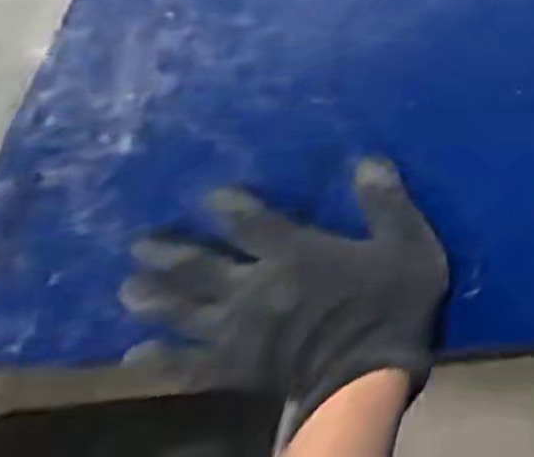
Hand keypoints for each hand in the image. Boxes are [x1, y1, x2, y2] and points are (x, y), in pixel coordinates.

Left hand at [120, 158, 449, 426]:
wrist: (369, 373)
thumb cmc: (393, 299)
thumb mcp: (406, 239)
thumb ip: (385, 201)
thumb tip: (366, 160)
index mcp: (297, 252)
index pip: (254, 223)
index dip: (231, 207)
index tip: (208, 195)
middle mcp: (257, 286)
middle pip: (203, 267)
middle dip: (172, 253)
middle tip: (139, 243)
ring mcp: (239, 331)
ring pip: (185, 312)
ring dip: (155, 299)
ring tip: (127, 287)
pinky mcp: (235, 369)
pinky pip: (188, 364)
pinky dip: (159, 358)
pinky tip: (135, 354)